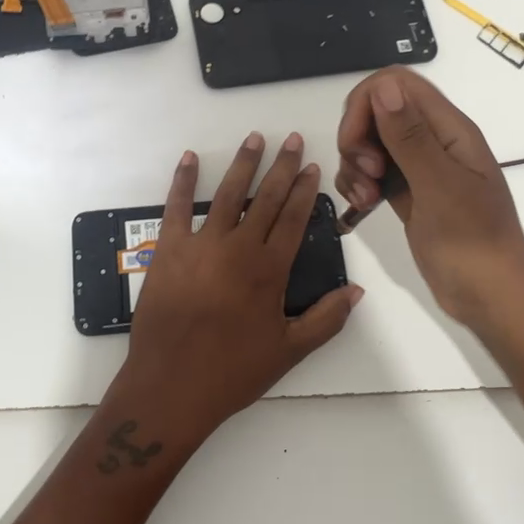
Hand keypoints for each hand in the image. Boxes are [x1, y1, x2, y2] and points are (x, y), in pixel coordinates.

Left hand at [115, 132, 361, 439]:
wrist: (171, 386)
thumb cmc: (232, 372)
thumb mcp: (289, 351)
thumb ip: (326, 319)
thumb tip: (356, 290)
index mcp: (269, 270)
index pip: (293, 218)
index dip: (304, 190)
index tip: (312, 166)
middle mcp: (238, 248)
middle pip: (265, 198)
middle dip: (281, 166)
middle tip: (291, 139)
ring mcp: (200, 245)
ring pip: (226, 194)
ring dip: (242, 164)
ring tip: (254, 138)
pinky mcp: (168, 250)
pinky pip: (175, 207)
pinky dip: (182, 180)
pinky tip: (189, 158)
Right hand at [335, 68, 523, 326]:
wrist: (491, 298)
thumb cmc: (473, 243)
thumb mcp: (440, 187)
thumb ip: (410, 136)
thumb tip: (383, 87)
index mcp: (450, 130)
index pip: (397, 84)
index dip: (366, 105)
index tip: (359, 147)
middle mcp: (435, 141)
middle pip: (378, 109)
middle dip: (357, 137)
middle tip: (365, 175)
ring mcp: (421, 167)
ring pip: (371, 141)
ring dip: (355, 164)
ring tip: (364, 198)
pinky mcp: (409, 193)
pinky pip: (373, 171)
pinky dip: (359, 183)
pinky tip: (365, 206)